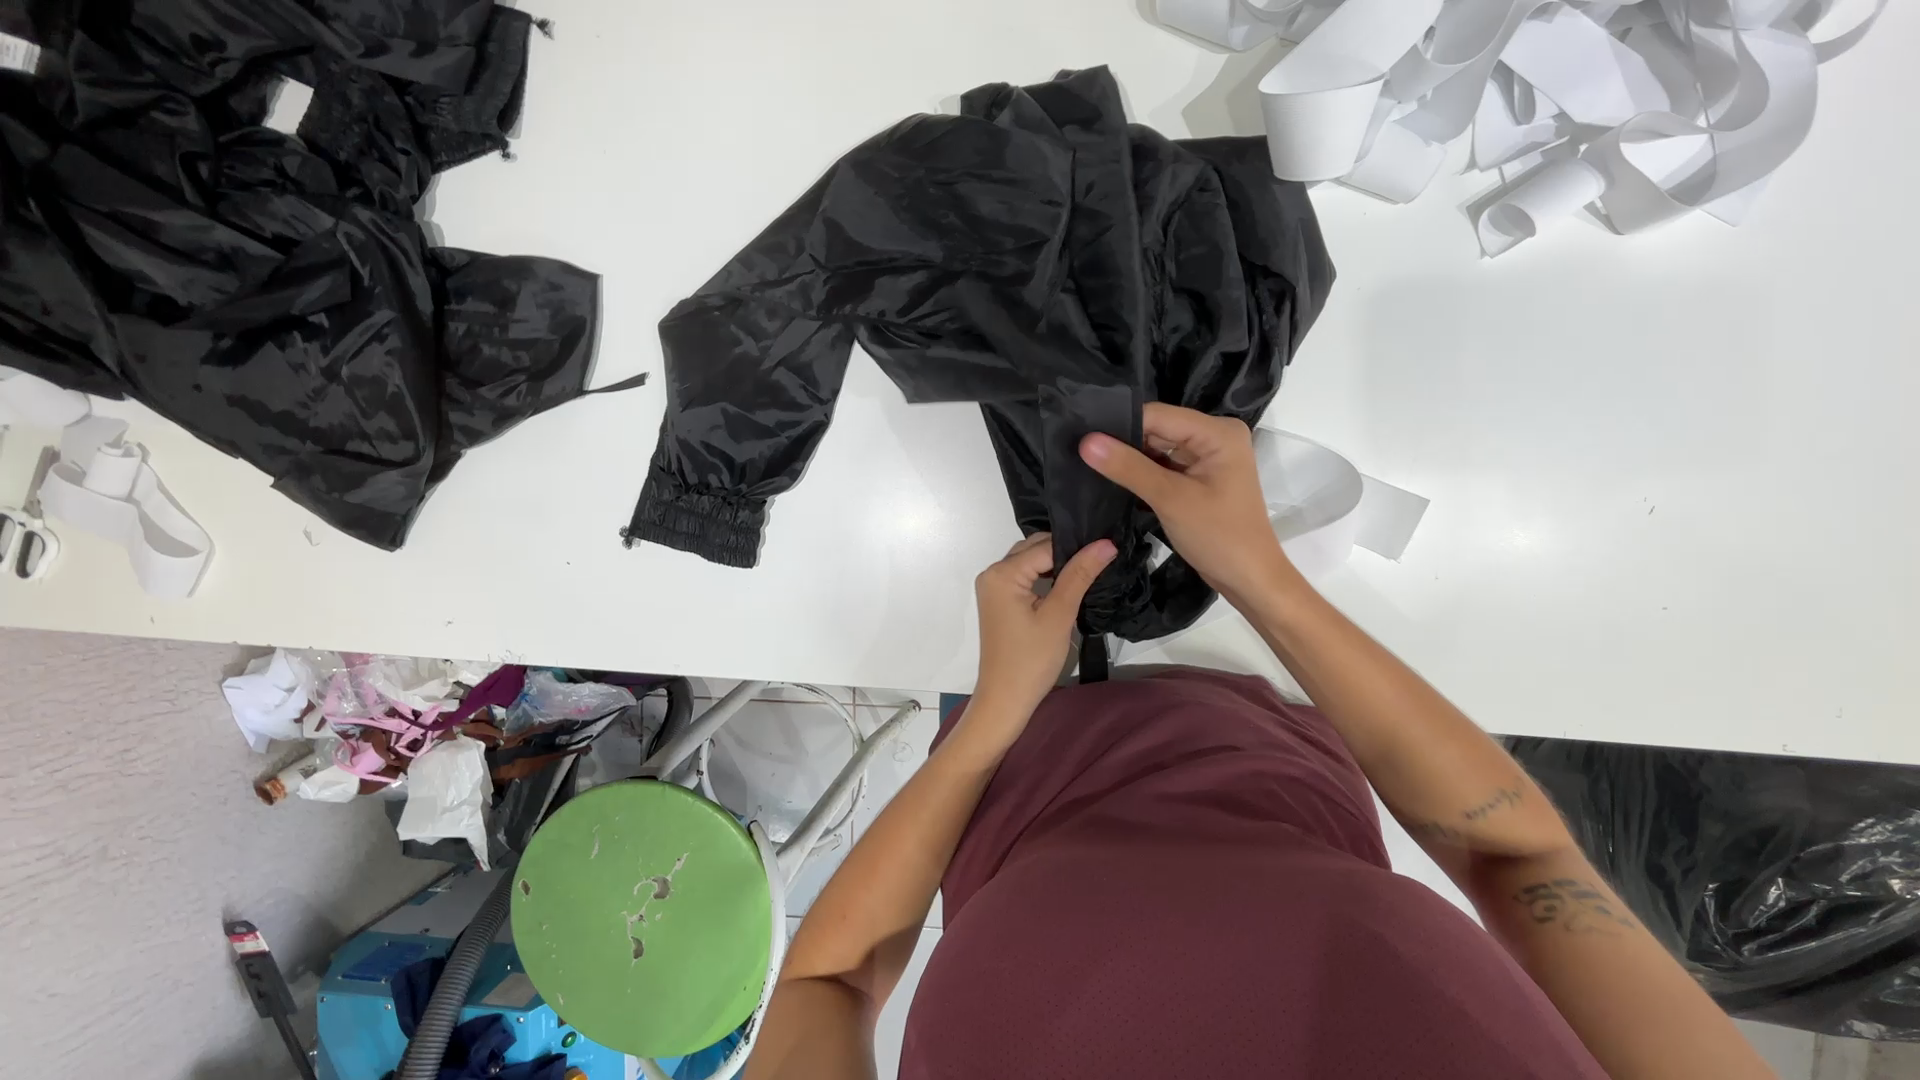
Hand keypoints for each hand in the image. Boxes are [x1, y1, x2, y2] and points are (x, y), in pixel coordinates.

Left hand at [971, 533, 1115, 722]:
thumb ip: (1080, 575)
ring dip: (1056, 565)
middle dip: (1066, 552)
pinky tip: (1068, 585)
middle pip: (1035, 549)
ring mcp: (993, 587)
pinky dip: (1045, 577)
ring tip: (1089, 571)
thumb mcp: (1059, 614)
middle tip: (1100, 560)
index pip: (1046, 546)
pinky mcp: (999, 600)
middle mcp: (992, 573)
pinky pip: (1024, 577)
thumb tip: (1105, 544)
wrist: (1006, 698)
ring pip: (1030, 562)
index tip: (1108, 549)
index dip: (1077, 547)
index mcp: (1002, 573)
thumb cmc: (1031, 660)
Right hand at [1079, 403, 1291, 605]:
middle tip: (1079, 450)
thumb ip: (1128, 468)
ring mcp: (1208, 457)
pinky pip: (1164, 464)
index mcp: (1218, 432)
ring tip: (1088, 461)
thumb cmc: (1218, 536)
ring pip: (1157, 447)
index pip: (1158, 415)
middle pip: (1157, 428)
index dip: (1120, 424)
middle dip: (1123, 440)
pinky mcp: (1199, 476)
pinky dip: (1142, 472)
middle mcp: (1215, 436)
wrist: (1249, 579)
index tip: (1080, 436)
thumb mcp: (1170, 499)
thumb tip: (1085, 441)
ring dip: (1129, 457)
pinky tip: (1112, 476)